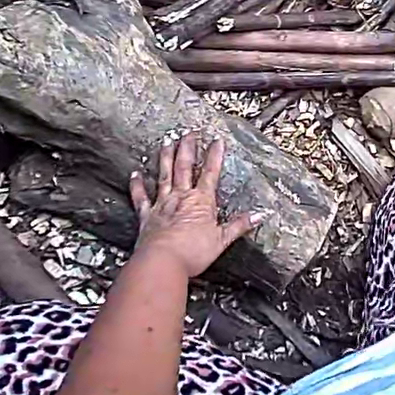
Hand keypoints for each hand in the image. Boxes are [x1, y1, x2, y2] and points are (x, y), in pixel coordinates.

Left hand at [128, 134, 256, 278]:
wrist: (163, 262)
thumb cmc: (193, 252)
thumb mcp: (222, 240)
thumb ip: (239, 225)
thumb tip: (259, 215)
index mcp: (201, 201)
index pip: (210, 173)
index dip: (215, 155)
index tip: (217, 140)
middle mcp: (181, 197)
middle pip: (185, 167)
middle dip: (188, 148)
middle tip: (189, 133)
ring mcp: (163, 204)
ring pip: (164, 175)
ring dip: (166, 157)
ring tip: (167, 141)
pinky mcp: (147, 216)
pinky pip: (141, 197)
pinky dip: (137, 185)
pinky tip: (135, 174)